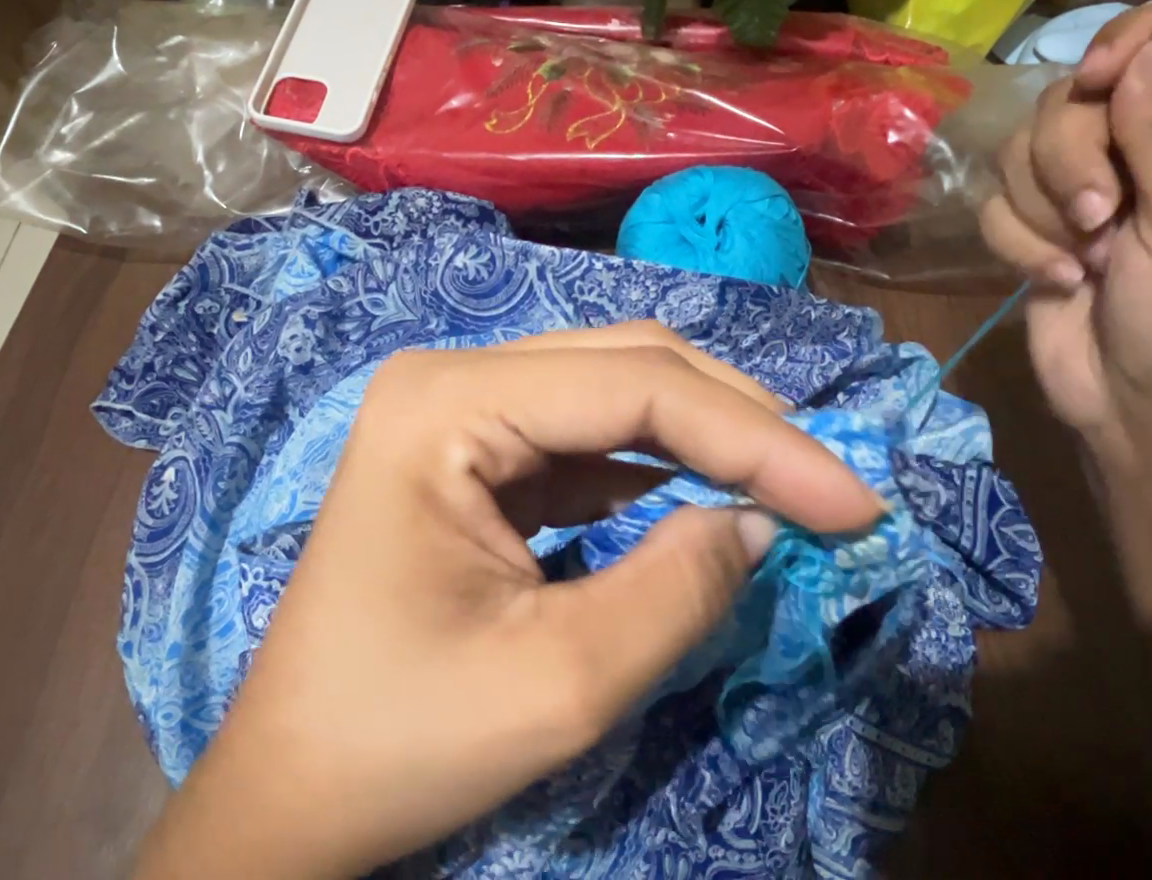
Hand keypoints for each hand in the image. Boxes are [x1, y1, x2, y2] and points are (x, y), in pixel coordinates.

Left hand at [133, 322, 882, 879]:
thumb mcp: (562, 682)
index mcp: (446, 404)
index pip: (634, 387)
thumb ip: (680, 589)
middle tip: (831, 492)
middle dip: (738, 423)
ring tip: (790, 489)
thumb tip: (762, 521)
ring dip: (706, 436)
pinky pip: (586, 438)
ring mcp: (456, 411)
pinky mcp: (472, 453)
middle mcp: (449, 380)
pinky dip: (659, 464)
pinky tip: (710, 495)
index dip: (759, 439)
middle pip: (626, 365)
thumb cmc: (402, 739)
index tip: (857, 504)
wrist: (294, 786)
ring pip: (613, 390)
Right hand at [978, 0, 1151, 464]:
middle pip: (1079, 90)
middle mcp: (1145, 148)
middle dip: (1071, 155)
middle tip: (1100, 215)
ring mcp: (1083, 189)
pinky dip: (1017, 244)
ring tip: (1081, 257)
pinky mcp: (1032, 228)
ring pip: (1025, 146)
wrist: (1135, 406)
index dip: (1135, 40)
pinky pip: (996, 203)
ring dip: (1041, 207)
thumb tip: (1143, 49)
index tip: (1099, 84)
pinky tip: (1057, 280)